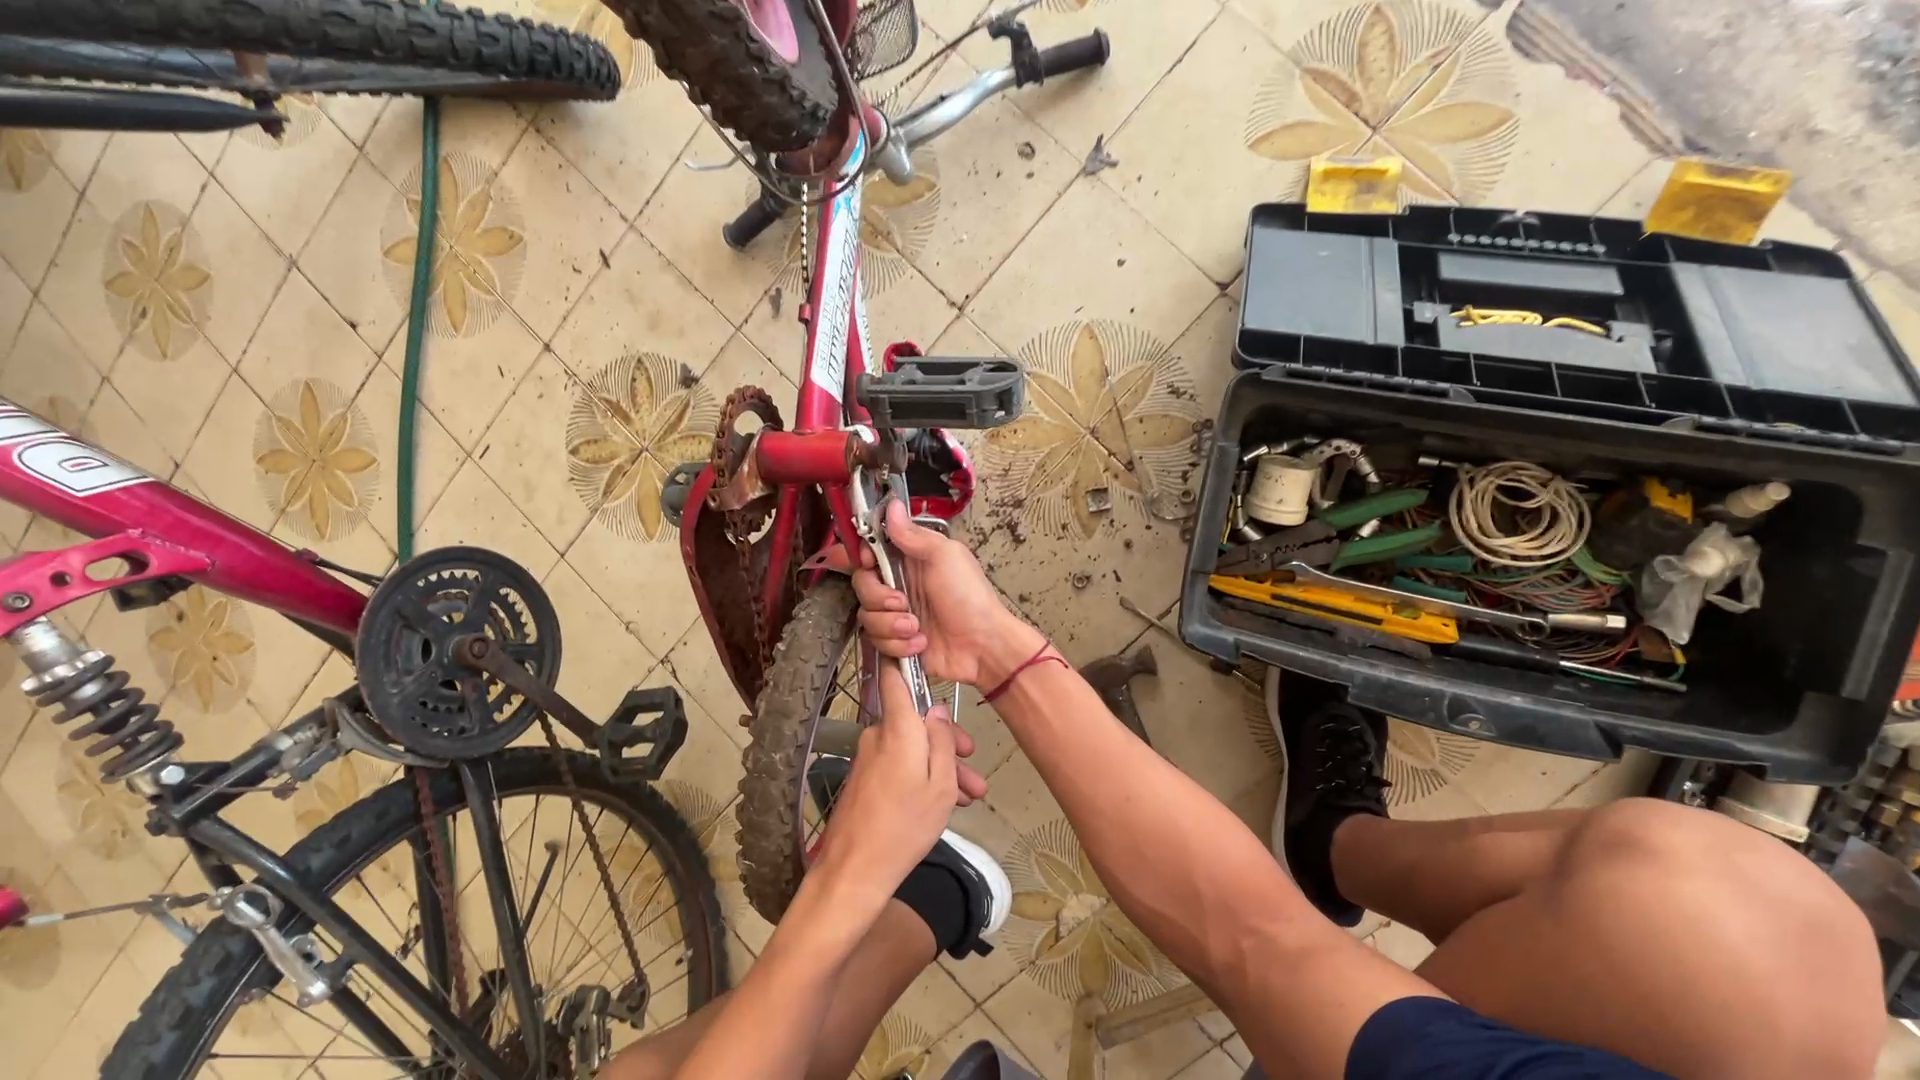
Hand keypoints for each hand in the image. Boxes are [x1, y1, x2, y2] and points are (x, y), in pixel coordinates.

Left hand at [813, 665, 971, 899]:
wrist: (855, 870)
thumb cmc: (905, 824)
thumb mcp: (940, 783)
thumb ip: (941, 741)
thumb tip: (936, 710)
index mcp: (897, 729)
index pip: (894, 678)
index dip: (904, 659)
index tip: (916, 647)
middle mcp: (878, 735)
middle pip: (915, 722)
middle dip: (946, 740)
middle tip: (972, 762)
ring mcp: (869, 758)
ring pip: (912, 750)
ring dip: (940, 767)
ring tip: (970, 795)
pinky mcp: (865, 780)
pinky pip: (899, 768)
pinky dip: (921, 778)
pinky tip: (947, 803)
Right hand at [825, 501, 1046, 687]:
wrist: (982, 647)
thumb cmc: (970, 597)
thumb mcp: (945, 556)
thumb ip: (913, 534)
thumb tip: (892, 505)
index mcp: (910, 558)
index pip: (870, 549)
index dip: (860, 555)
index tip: (868, 562)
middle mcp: (900, 584)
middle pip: (861, 584)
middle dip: (878, 597)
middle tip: (903, 602)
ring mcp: (897, 614)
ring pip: (866, 616)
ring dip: (891, 625)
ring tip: (917, 628)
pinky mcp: (897, 641)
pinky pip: (876, 642)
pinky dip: (898, 645)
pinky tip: (920, 643)